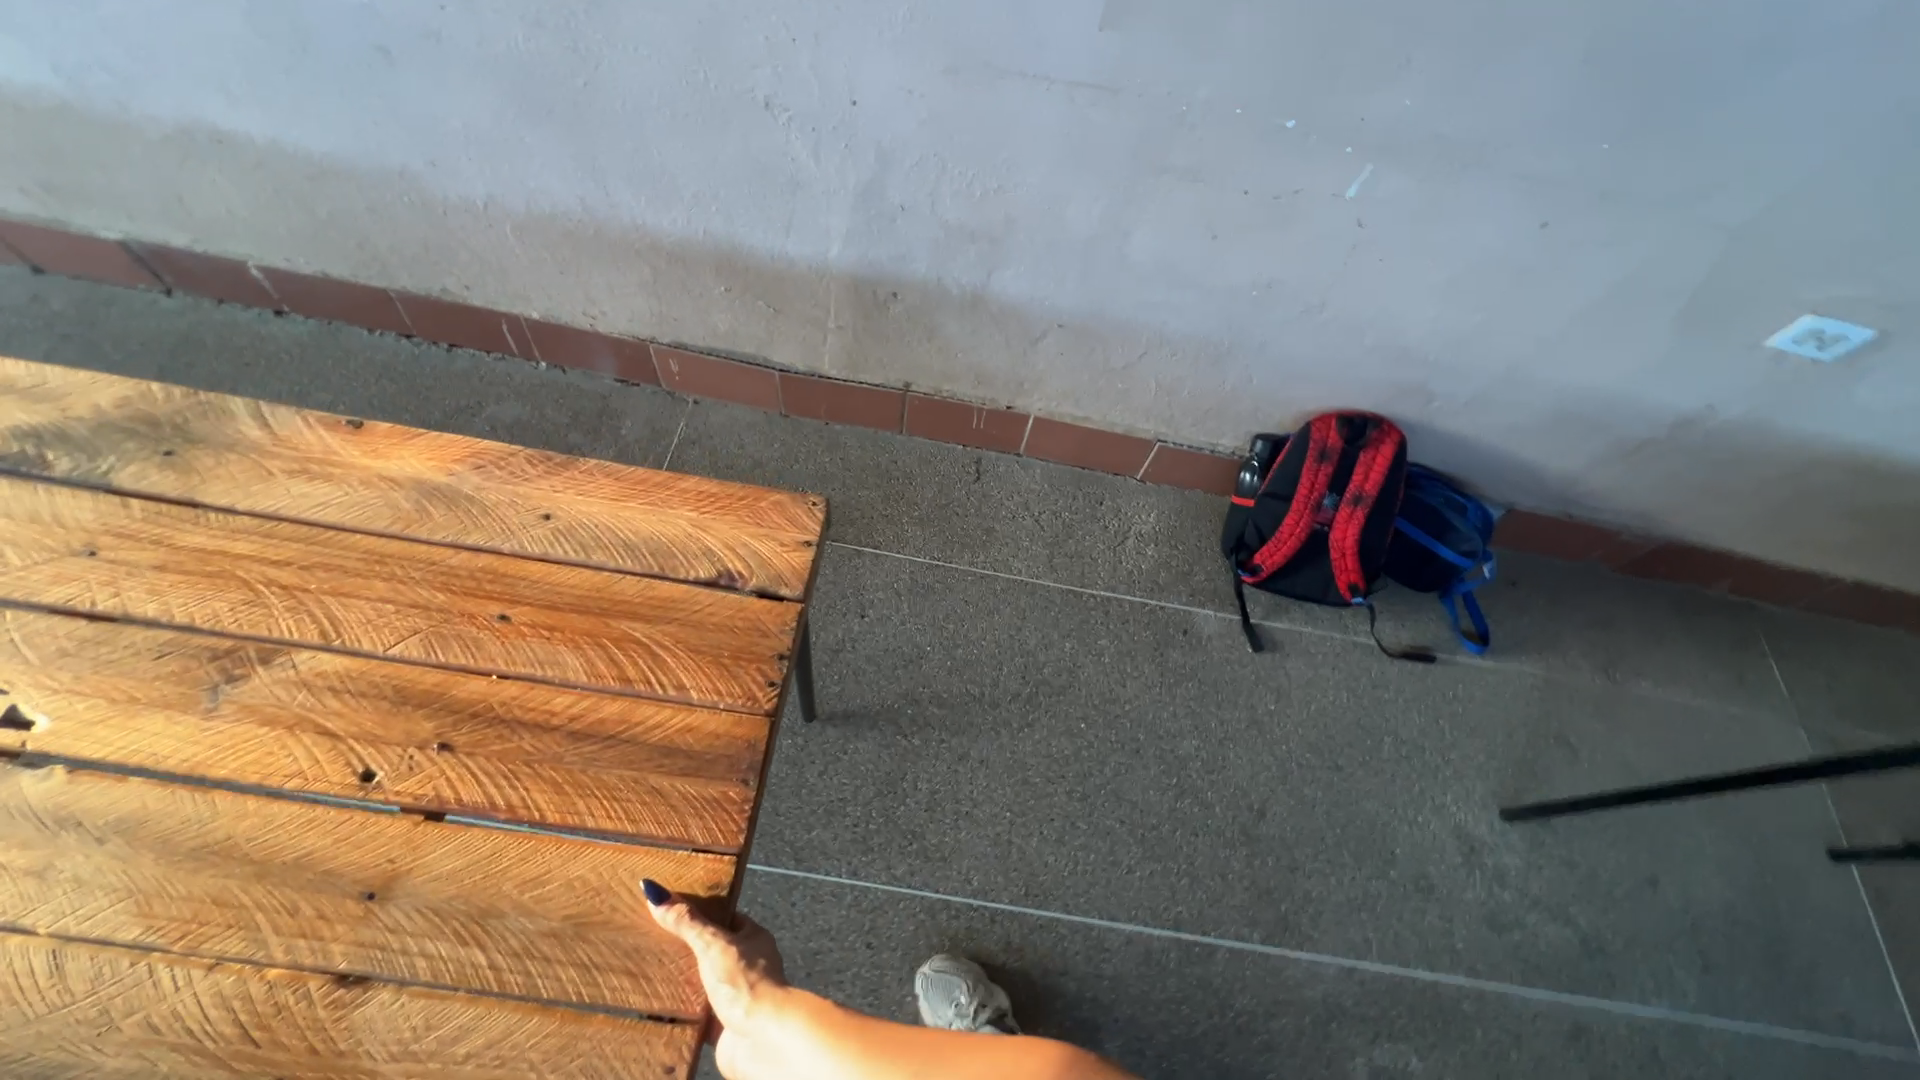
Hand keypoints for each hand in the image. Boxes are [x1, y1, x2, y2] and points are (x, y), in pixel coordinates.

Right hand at [644, 881, 790, 1078]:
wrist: (764, 1038)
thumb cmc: (746, 984)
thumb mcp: (713, 945)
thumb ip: (687, 922)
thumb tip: (655, 891)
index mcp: (753, 938)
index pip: (725, 918)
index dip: (701, 914)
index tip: (673, 912)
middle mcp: (748, 965)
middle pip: (712, 952)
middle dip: (686, 953)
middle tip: (653, 946)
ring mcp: (737, 996)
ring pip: (704, 985)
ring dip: (682, 985)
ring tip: (649, 977)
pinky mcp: (724, 1025)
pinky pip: (697, 1016)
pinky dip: (681, 1014)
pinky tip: (657, 1011)